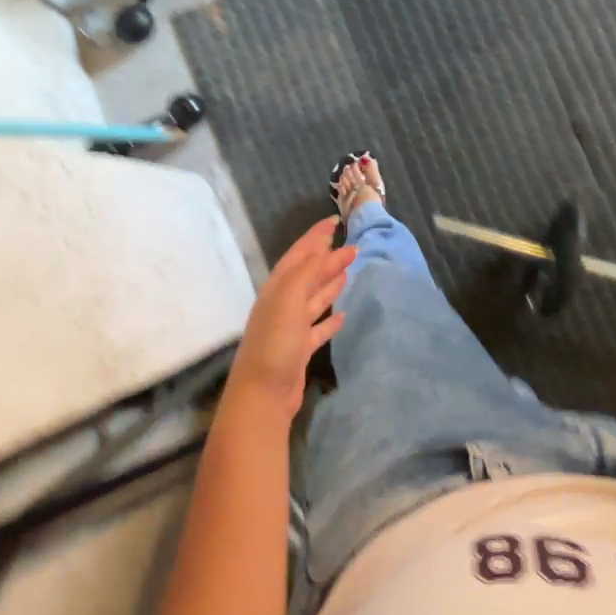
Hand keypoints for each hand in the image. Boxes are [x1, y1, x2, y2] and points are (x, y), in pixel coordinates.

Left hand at [230, 217, 355, 413]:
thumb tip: (322, 247)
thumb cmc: (275, 343)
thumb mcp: (289, 300)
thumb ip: (306, 272)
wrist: (263, 393)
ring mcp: (290, 328)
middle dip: (328, 259)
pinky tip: (342, 315)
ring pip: (313, 299)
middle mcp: (282, 304)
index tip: (334, 221)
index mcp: (277, 289)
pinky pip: (317, 328)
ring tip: (348, 271)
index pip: (298, 256)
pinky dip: (329, 319)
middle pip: (308, 275)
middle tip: (353, 248)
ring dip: (329, 284)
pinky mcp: (299, 350)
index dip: (315, 237)